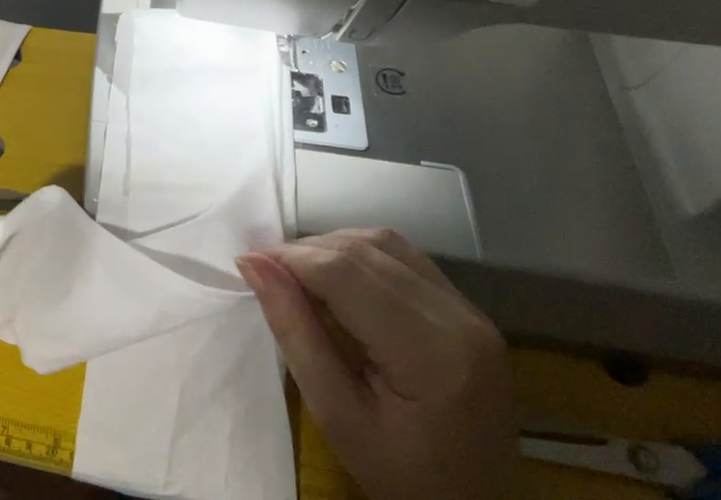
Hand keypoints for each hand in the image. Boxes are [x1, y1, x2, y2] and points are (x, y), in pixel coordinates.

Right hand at [237, 229, 515, 499]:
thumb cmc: (401, 476)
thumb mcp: (336, 416)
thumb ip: (296, 334)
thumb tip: (254, 265)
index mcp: (431, 354)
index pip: (346, 274)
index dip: (290, 258)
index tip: (247, 263)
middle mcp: (461, 320)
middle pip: (367, 251)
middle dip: (307, 250)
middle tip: (266, 271)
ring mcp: (472, 313)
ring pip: (387, 244)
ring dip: (334, 247)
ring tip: (298, 275)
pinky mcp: (471, 312)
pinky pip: (408, 259)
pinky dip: (363, 257)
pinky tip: (339, 281)